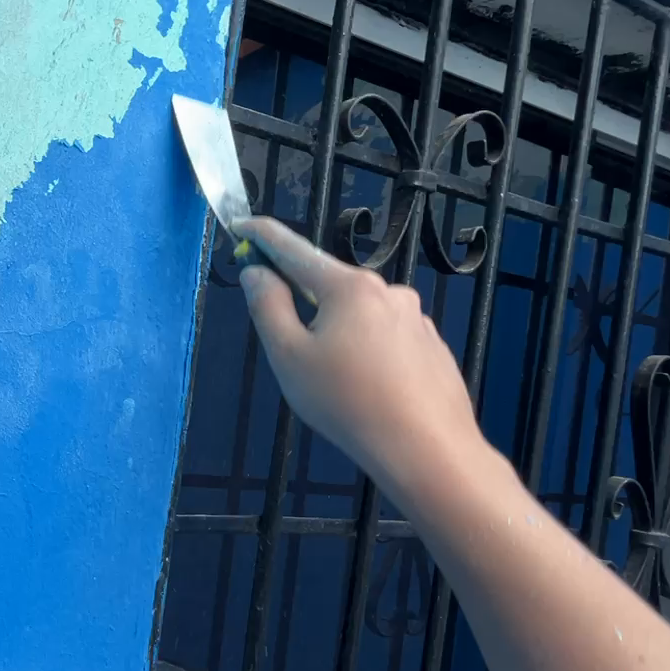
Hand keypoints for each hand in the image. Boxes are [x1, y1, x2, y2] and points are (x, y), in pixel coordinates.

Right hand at [234, 217, 485, 492]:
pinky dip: (361, 351)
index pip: (295, 250)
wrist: (426, 447)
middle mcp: (386, 291)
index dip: (264, 236)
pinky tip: (363, 389)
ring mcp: (414, 317)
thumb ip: (268, 307)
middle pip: (327, 286)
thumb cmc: (344, 400)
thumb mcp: (288, 355)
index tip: (240, 223)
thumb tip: (257, 272)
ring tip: (330, 382)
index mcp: (348, 287)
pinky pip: (381, 336)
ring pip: (355, 315)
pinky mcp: (429, 344)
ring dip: (332, 333)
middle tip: (287, 352)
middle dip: (301, 305)